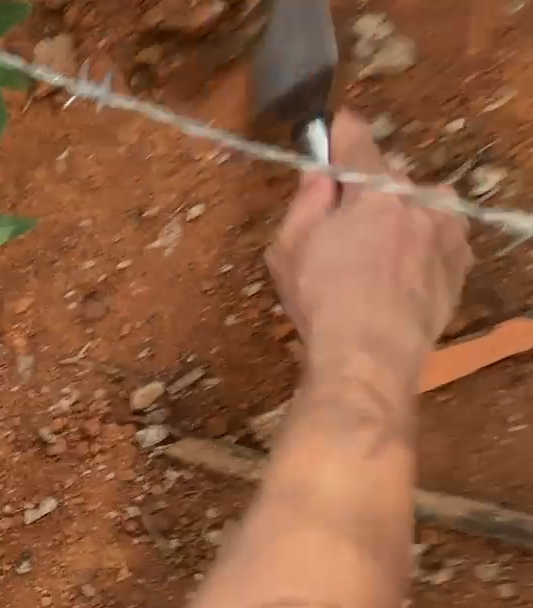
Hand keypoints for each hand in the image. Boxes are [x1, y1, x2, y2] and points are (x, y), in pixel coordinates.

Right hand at [268, 111, 473, 379]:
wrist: (371, 345)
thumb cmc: (319, 296)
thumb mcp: (288, 250)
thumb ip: (304, 206)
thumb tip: (316, 176)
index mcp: (375, 192)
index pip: (358, 149)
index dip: (342, 133)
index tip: (336, 120)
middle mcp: (422, 197)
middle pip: (388, 184)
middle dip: (363, 197)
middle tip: (334, 229)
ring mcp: (449, 227)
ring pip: (414, 211)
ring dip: (390, 224)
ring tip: (360, 263)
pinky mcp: (461, 258)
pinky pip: (431, 240)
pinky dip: (409, 249)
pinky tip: (384, 279)